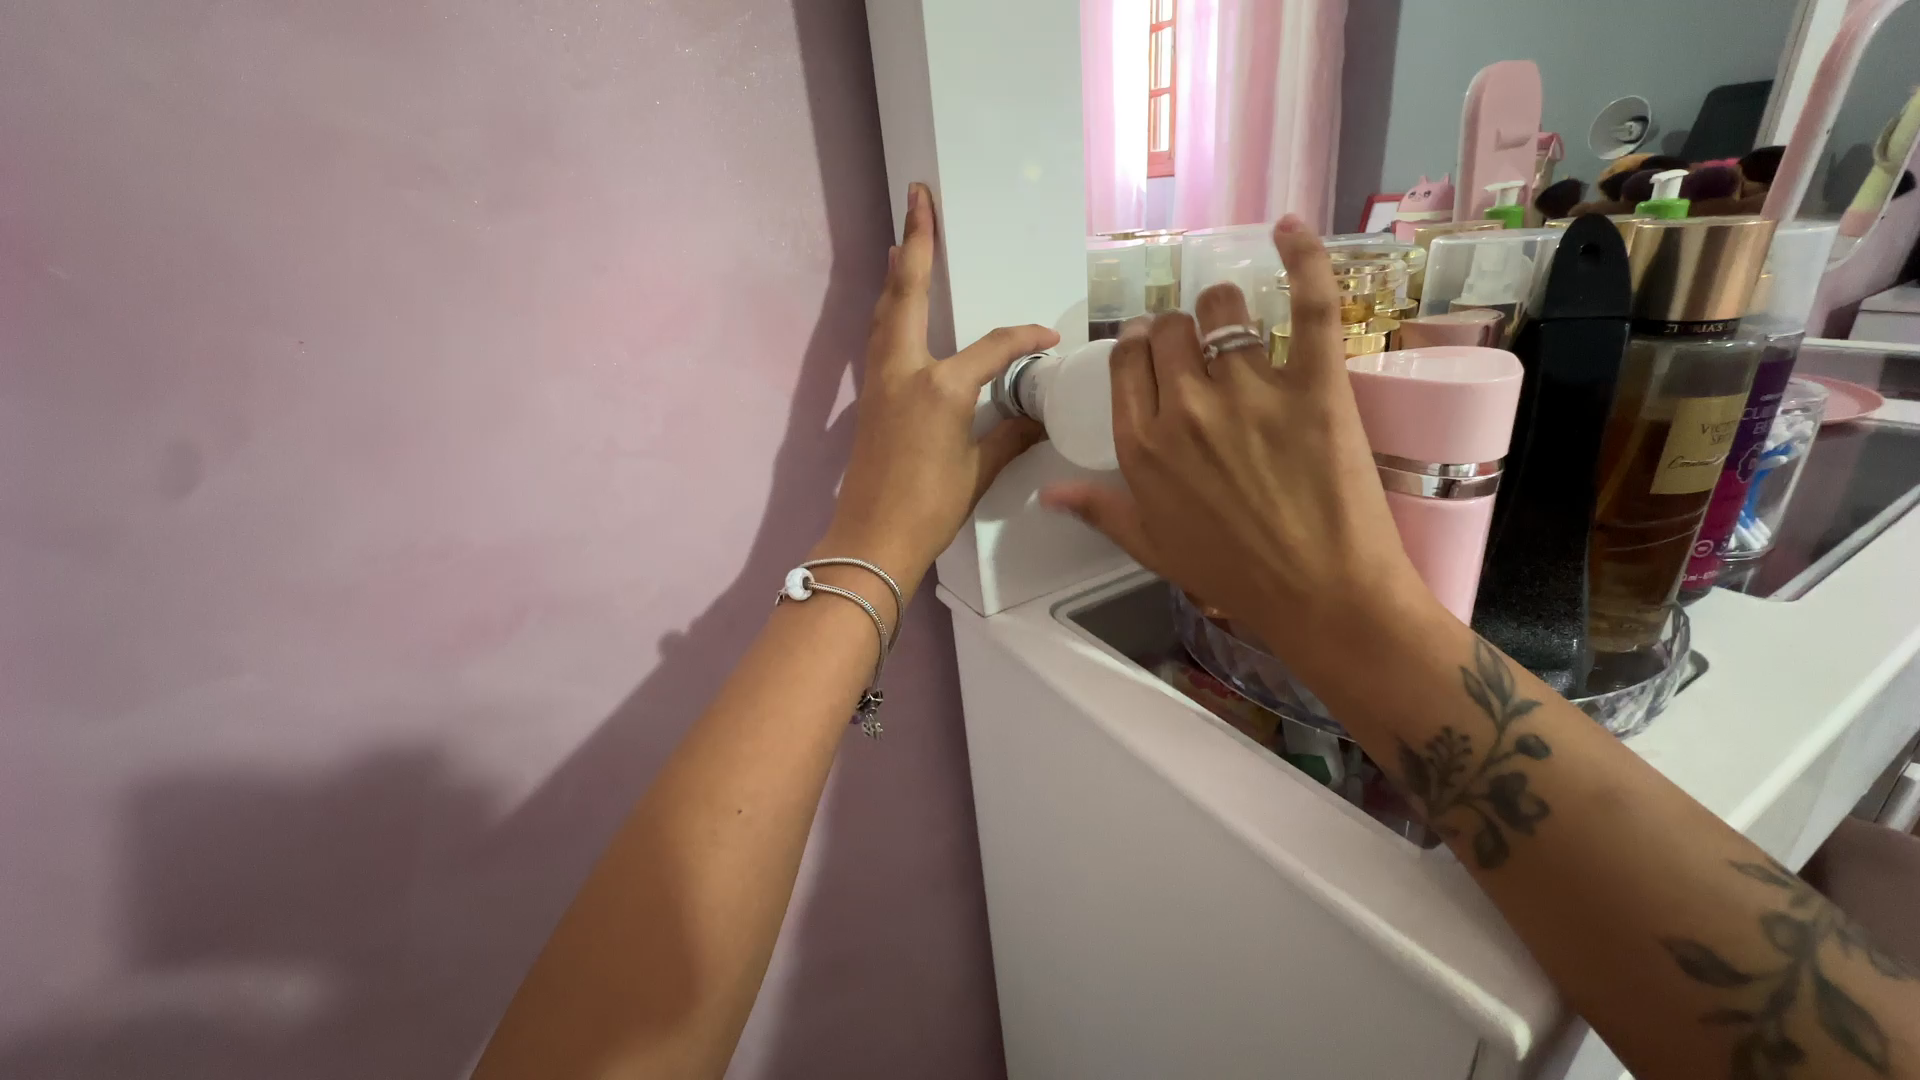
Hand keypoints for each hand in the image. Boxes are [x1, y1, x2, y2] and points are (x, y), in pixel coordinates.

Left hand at [824, 183, 1056, 594]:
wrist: (871, 541)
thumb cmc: (929, 508)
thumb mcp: (978, 471)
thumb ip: (1009, 436)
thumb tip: (1038, 419)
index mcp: (941, 386)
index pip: (994, 347)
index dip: (1026, 339)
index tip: (1050, 338)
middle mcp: (904, 370)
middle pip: (908, 293)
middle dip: (914, 241)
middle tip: (916, 197)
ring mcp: (878, 382)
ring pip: (885, 312)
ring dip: (896, 273)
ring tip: (902, 239)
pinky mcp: (867, 399)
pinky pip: (879, 339)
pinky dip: (889, 312)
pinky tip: (895, 310)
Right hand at [1041, 217, 1432, 671]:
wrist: (1319, 596)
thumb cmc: (1230, 576)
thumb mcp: (1150, 546)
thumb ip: (1098, 509)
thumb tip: (1049, 492)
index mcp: (1142, 447)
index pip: (1125, 365)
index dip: (1136, 348)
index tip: (1148, 349)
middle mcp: (1184, 410)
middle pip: (1167, 333)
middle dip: (1175, 330)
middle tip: (1194, 342)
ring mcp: (1249, 393)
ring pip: (1223, 311)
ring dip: (1222, 307)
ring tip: (1233, 317)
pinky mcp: (1314, 385)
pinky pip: (1306, 305)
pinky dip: (1302, 258)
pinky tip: (1287, 229)